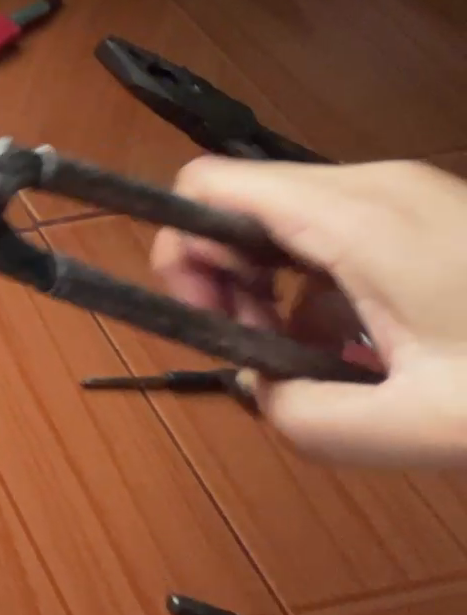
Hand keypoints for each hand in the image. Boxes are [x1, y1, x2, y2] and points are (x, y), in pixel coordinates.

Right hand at [152, 158, 466, 466]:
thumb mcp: (432, 427)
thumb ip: (306, 417)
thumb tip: (257, 391)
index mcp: (355, 212)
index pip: (203, 187)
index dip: (181, 249)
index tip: (211, 318)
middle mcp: (371, 187)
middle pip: (235, 206)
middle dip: (225, 278)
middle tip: (257, 347)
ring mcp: (408, 199)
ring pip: (280, 224)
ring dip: (269, 289)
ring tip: (312, 357)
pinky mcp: (432, 219)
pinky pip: (331, 238)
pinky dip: (317, 288)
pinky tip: (360, 348)